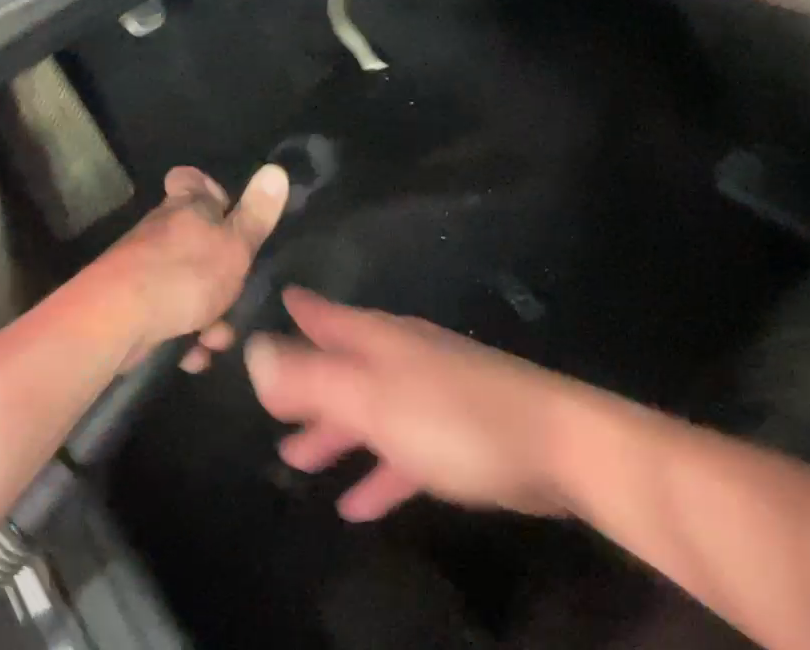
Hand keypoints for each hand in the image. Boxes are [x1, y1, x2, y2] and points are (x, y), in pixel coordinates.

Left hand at [81, 165, 288, 367]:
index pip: (190, 180)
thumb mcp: (233, 245)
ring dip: (209, 319)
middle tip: (236, 297)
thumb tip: (276, 169)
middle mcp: (162, 233)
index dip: (209, 190)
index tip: (228, 211)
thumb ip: (256, 215)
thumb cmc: (184, 274)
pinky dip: (185, 338)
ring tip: (213, 339)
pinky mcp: (137, 306)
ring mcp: (146, 270)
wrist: (117, 322)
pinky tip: (192, 354)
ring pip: (190, 288)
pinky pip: (171, 319)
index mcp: (186, 209)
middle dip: (224, 279)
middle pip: (198, 243)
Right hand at [245, 288, 572, 521]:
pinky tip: (356, 505)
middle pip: (341, 368)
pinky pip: (402, 453)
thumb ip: (308, 377)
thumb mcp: (368, 396)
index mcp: (379, 340)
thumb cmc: (452, 416)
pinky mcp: (457, 440)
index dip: (295, 313)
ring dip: (333, 434)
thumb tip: (250, 351)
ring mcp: (432, 398)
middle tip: (264, 408)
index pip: (324, 317)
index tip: (272, 305)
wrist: (559, 448)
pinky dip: (377, 473)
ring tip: (296, 459)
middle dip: (303, 388)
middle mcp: (402, 360)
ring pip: (368, 412)